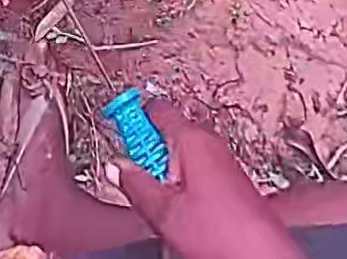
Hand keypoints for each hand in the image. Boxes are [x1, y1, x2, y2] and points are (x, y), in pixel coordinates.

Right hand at [106, 99, 304, 258]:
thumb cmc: (226, 236)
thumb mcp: (167, 213)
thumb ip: (137, 184)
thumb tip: (117, 166)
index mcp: (192, 138)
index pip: (155, 109)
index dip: (133, 117)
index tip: (117, 128)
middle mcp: (209, 142)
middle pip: (166, 136)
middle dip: (150, 158)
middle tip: (143, 186)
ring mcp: (222, 161)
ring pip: (180, 158)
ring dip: (167, 178)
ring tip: (167, 210)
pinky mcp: (230, 182)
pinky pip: (195, 173)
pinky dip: (184, 189)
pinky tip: (186, 217)